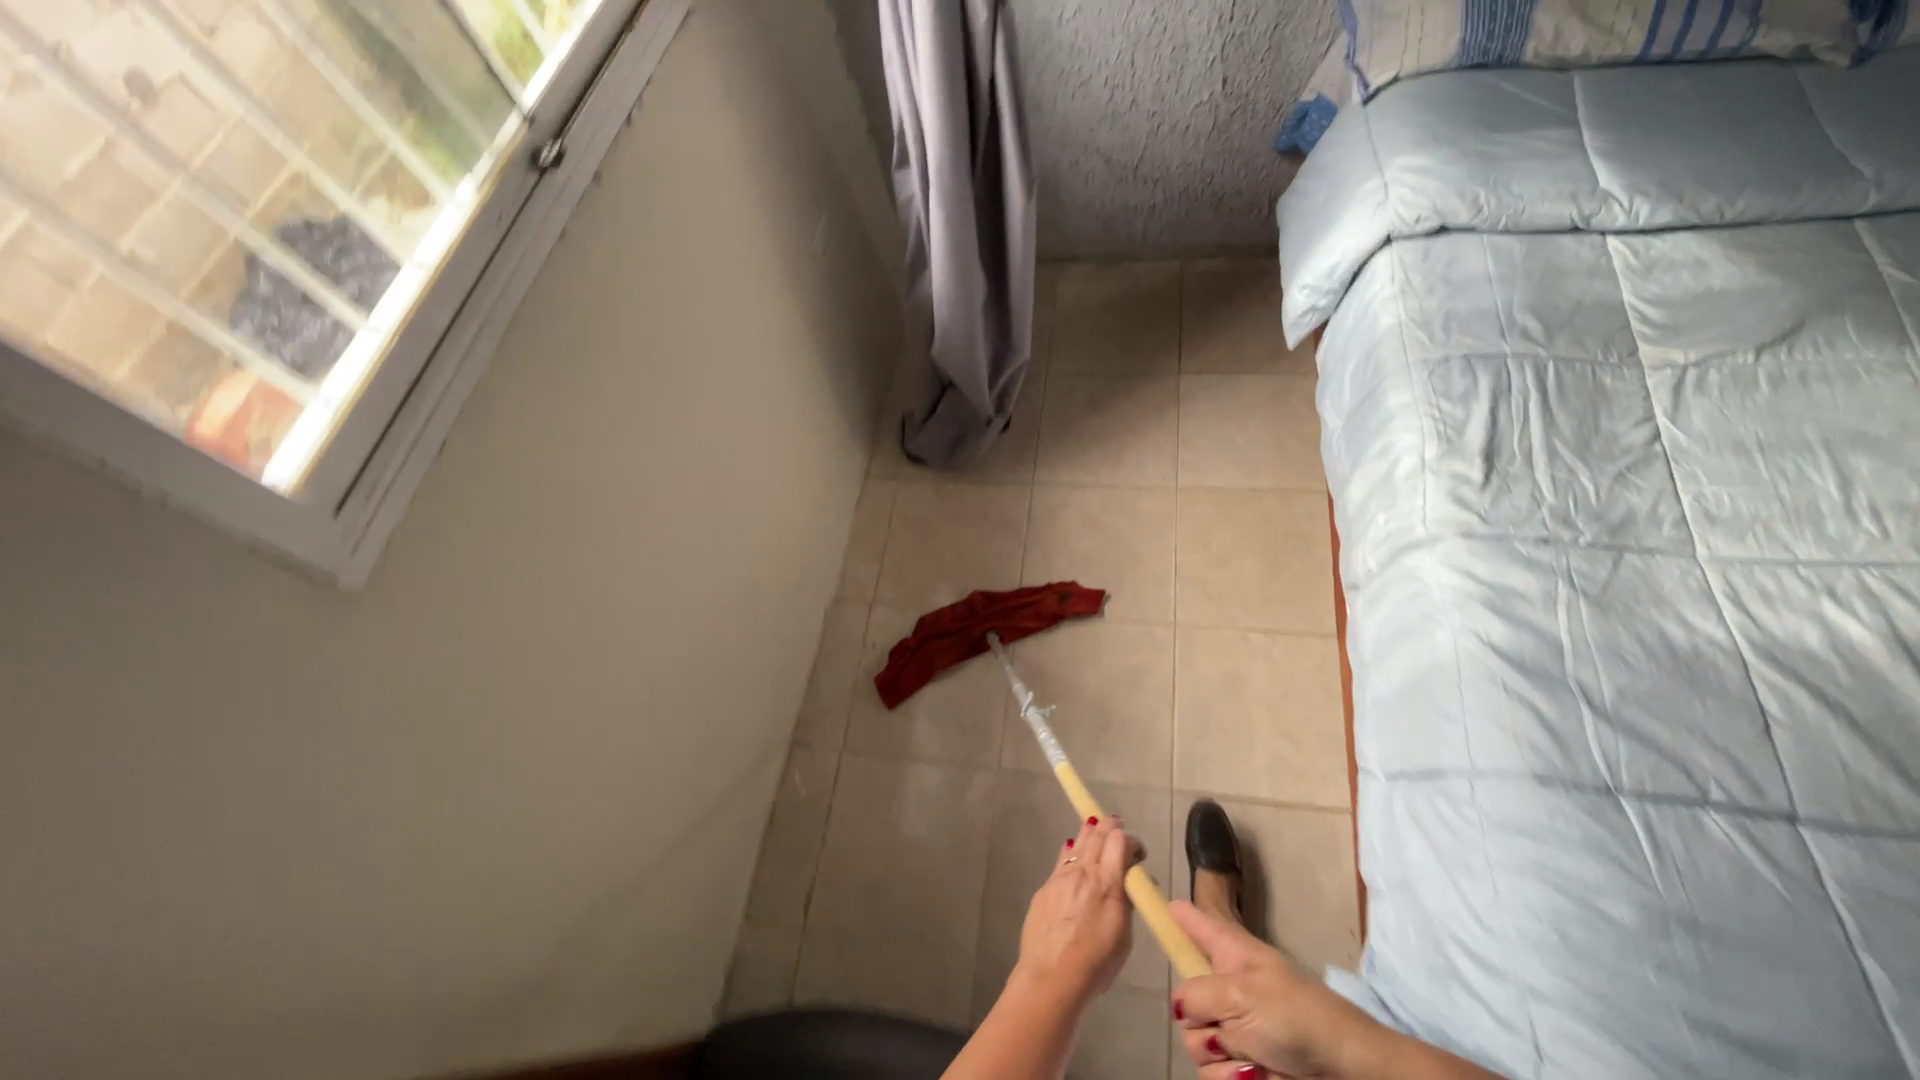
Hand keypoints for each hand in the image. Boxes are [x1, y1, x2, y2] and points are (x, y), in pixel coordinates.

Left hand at [1011, 814, 1141, 1005]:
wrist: (1051, 977)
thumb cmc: (1096, 963)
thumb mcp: (1124, 934)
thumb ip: (1125, 902)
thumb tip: (1128, 883)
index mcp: (1107, 882)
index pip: (1119, 840)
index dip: (1131, 839)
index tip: (1139, 851)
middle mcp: (1083, 871)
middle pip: (1097, 834)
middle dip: (1110, 826)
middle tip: (1118, 825)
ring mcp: (1060, 878)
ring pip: (1076, 843)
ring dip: (1089, 835)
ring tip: (1096, 831)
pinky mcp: (1044, 889)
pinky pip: (1062, 862)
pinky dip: (1073, 854)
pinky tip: (1074, 856)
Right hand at [1170, 900, 1383, 1079]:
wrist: (1348, 1072)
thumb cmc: (1297, 1018)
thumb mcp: (1240, 994)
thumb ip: (1196, 995)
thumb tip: (1181, 1009)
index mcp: (1232, 956)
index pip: (1198, 926)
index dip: (1178, 916)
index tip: (1163, 904)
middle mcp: (1229, 991)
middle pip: (1185, 1003)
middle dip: (1200, 1023)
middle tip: (1227, 1027)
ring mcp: (1238, 1032)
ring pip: (1196, 1045)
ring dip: (1222, 1058)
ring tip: (1255, 1061)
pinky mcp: (1245, 1067)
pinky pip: (1213, 1075)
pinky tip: (1257, 1078)